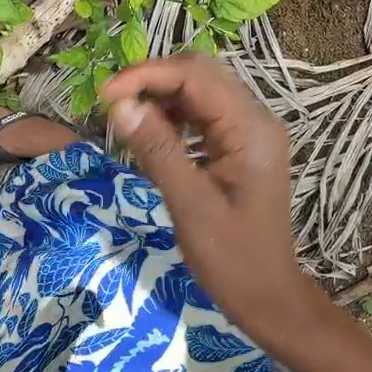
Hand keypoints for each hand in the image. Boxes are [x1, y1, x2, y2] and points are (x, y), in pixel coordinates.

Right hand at [101, 55, 314, 331]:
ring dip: (161, 97)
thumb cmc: (231, 259)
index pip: (196, 77)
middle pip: (201, 75)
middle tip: (112, 105)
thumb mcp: (190, 206)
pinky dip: (174, 117)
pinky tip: (151, 136)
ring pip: (201, 92)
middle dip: (153, 81)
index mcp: (251, 130)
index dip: (147, 76)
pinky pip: (204, 116)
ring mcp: (251, 134)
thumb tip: (120, 106)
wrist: (267, 296)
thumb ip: (157, 151)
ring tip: (126, 120)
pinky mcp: (241, 148)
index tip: (105, 97)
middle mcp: (256, 121)